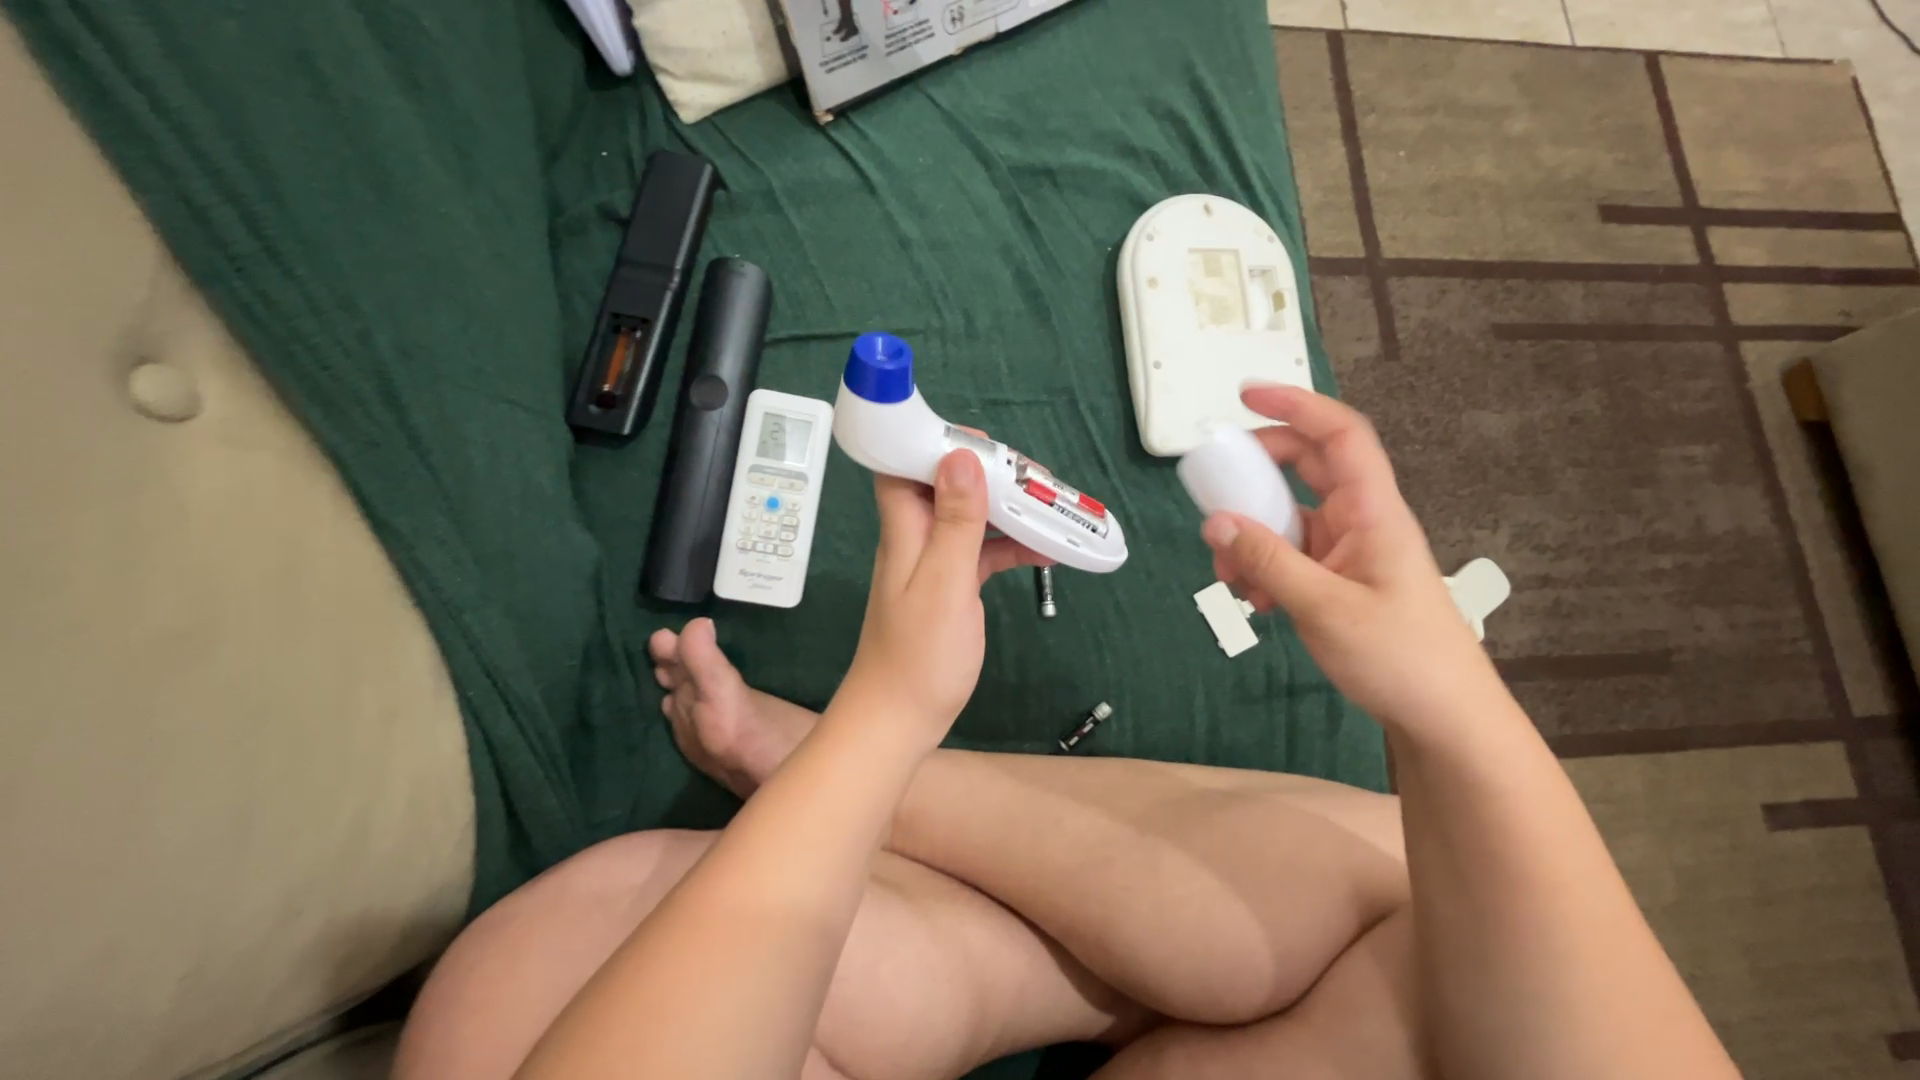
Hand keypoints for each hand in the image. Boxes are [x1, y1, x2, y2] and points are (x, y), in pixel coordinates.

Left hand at [837, 450, 1046, 745]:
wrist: (901, 718)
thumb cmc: (920, 655)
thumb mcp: (944, 582)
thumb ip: (955, 521)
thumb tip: (960, 456)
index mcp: (906, 528)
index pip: (906, 464)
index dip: (936, 442)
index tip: (983, 442)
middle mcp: (917, 538)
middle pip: (948, 486)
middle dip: (989, 473)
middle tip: (1034, 476)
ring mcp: (935, 563)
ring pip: (971, 518)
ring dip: (1008, 509)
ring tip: (1052, 506)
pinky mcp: (952, 587)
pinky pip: (983, 552)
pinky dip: (1012, 547)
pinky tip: (1047, 551)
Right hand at [1203, 385, 1501, 734]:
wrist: (1442, 717)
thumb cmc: (1399, 657)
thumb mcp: (1324, 608)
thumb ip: (1267, 561)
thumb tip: (1214, 521)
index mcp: (1373, 512)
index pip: (1339, 436)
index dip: (1296, 406)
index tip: (1245, 396)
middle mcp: (1359, 521)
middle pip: (1304, 469)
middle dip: (1255, 475)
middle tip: (1214, 492)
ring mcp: (1347, 551)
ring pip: (1288, 518)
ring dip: (1251, 536)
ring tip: (1229, 575)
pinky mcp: (1336, 580)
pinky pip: (1289, 555)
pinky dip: (1262, 568)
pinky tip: (1253, 600)